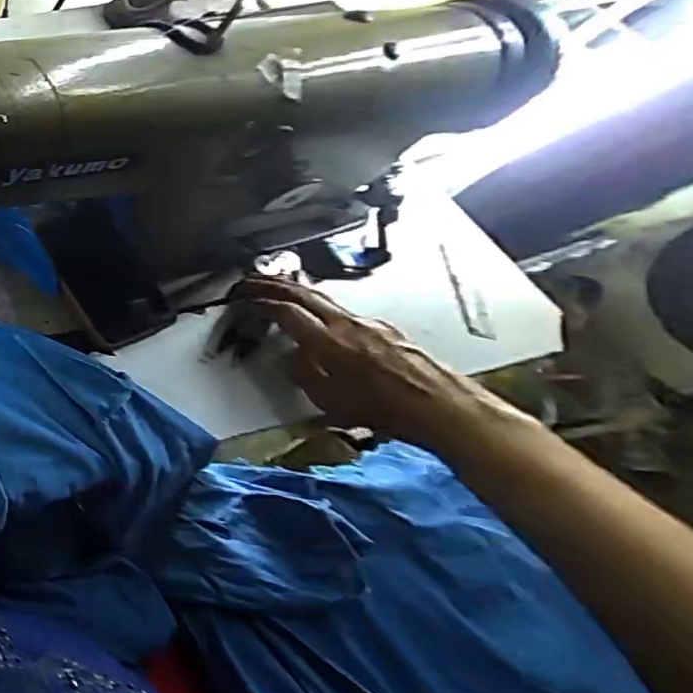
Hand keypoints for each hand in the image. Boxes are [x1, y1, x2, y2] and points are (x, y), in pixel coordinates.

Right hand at [236, 276, 526, 449]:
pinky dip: (325, 308)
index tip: (245, 300)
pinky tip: (324, 317)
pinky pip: (347, 313)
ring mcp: (372, 325)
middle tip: (252, 281)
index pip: (285, 311)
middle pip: (304, 294)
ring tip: (282, 290)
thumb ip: (303, 373)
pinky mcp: (389, 332)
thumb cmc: (387, 412)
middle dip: (273, 284)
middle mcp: (349, 326)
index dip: (261, 302)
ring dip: (298, 292)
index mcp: (328, 342)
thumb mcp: (328, 400)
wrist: (447, 412)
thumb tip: (295, 357)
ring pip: (326, 300)